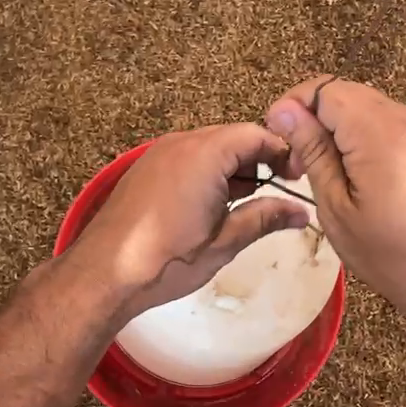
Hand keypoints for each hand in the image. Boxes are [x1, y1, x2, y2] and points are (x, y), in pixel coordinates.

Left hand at [70, 124, 311, 323]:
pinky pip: (190, 157)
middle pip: (234, 137)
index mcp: (205, 153)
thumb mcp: (225, 241)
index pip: (256, 134)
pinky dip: (211, 171)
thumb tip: (302, 213)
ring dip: (236, 167)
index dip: (283, 151)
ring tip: (254, 200)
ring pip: (211, 147)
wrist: (103, 273)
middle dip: (261, 159)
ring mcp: (161, 153)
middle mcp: (182, 143)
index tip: (299, 177)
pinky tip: (218, 202)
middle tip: (283, 188)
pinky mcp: (147, 168)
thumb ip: (265, 218)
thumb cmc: (168, 258)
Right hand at [265, 77, 405, 326]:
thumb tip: (284, 110)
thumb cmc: (390, 254)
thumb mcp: (337, 207)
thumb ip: (312, 150)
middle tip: (298, 164)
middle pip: (346, 93)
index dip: (294, 107)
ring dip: (340, 128)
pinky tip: (363, 175)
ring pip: (368, 106)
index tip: (280, 143)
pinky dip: (367, 136)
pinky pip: (390, 122)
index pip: (324, 89)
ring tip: (329, 173)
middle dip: (315, 117)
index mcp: (379, 131)